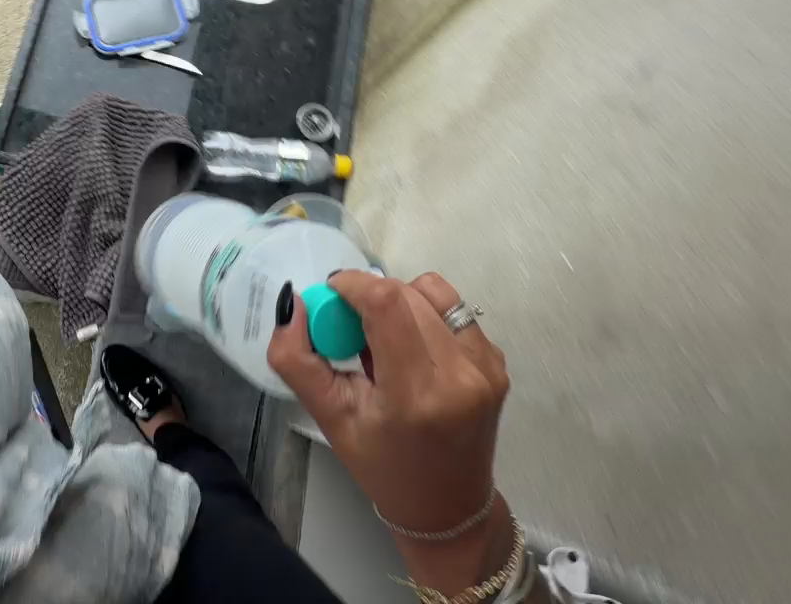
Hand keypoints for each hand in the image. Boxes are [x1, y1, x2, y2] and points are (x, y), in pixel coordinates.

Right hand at [269, 271, 511, 590]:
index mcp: (415, 395)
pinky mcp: (497, 360)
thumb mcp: (329, 418)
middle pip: (404, 292)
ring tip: (386, 338)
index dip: (353, 284)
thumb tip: (293, 303)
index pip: (386, 303)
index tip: (332, 295)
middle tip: (352, 326)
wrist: (448, 507)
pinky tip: (414, 348)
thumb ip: (297, 359)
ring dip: (399, 300)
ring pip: (429, 291)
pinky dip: (424, 313)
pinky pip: (452, 308)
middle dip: (369, 296)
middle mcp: (459, 374)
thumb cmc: (382, 465)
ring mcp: (484, 365)